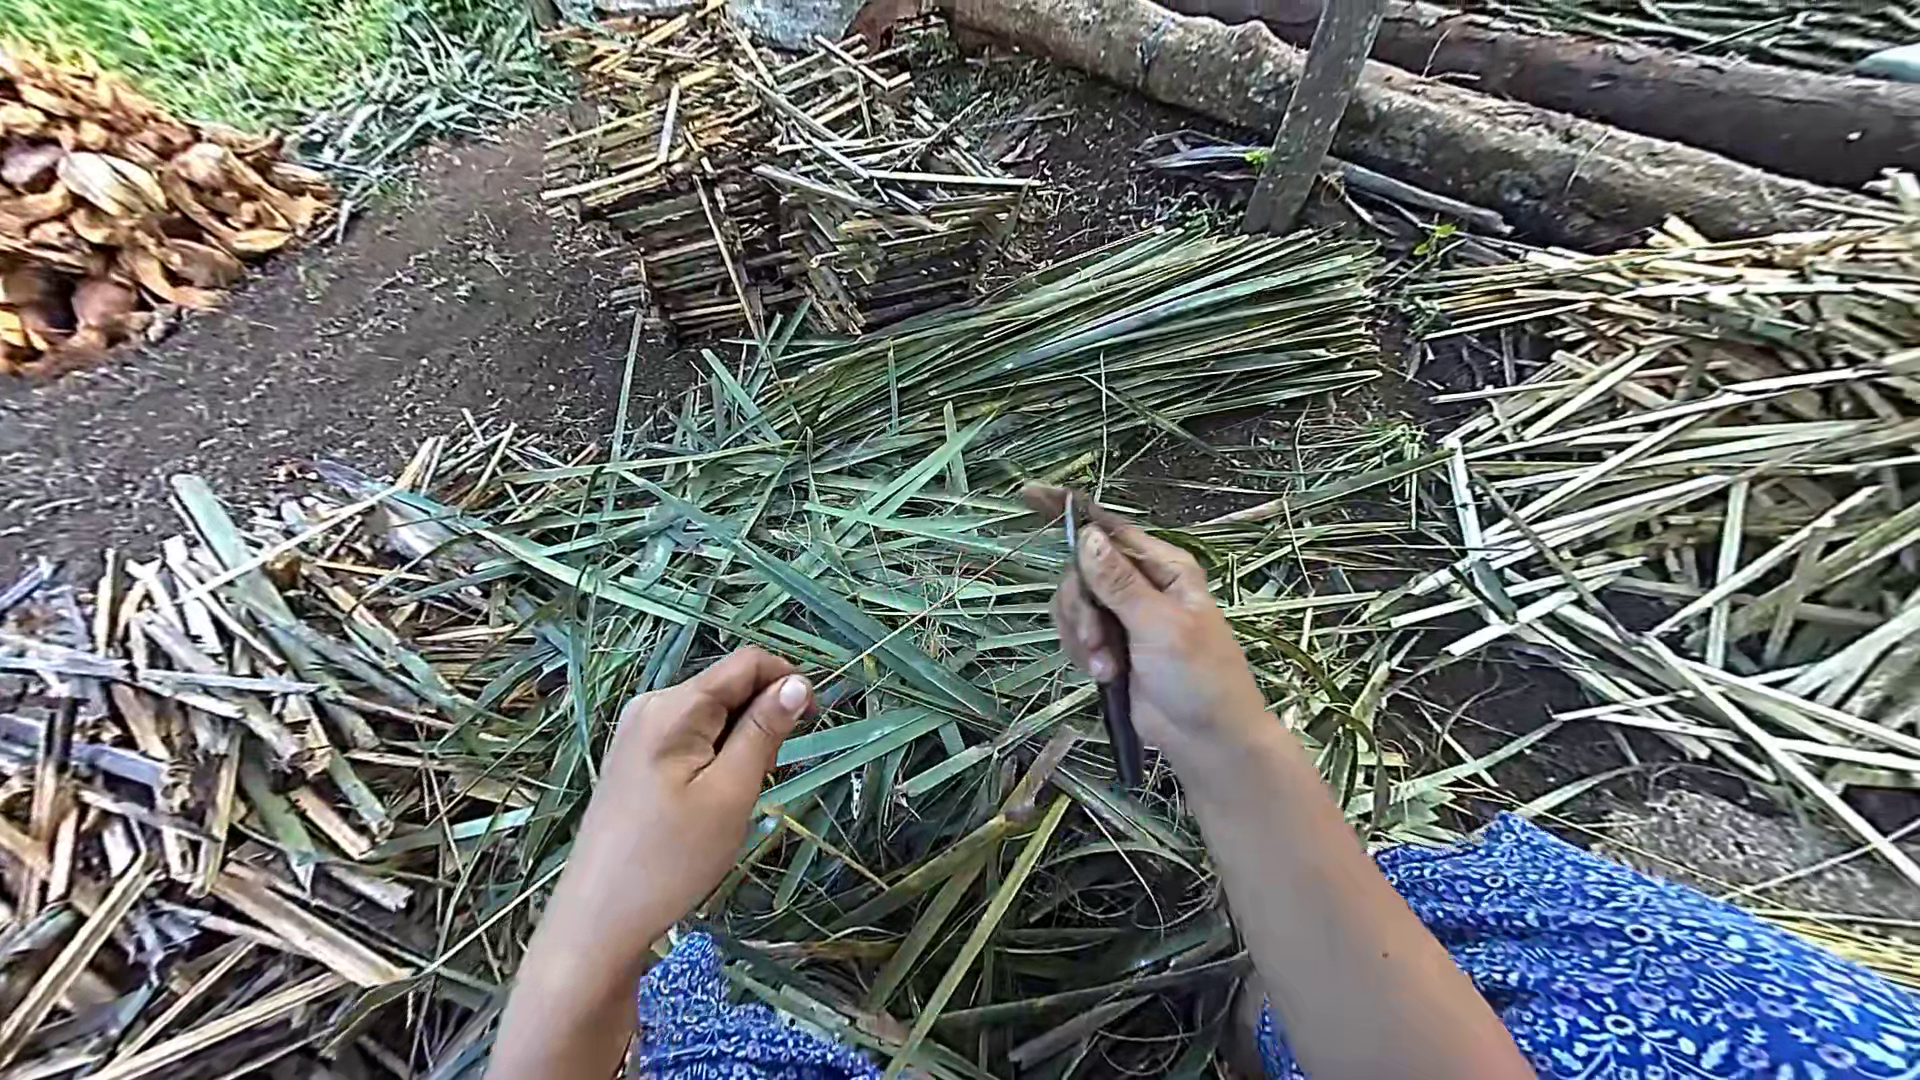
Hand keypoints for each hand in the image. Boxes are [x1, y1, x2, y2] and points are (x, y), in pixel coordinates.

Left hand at [546, 647, 812, 973]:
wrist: (597, 925)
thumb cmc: (672, 858)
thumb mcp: (732, 791)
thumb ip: (765, 729)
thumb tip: (798, 682)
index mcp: (674, 706)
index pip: (747, 663)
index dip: (786, 680)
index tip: (810, 720)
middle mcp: (653, 705)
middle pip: (731, 687)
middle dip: (761, 719)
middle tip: (762, 776)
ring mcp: (640, 729)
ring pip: (716, 712)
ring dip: (742, 740)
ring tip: (734, 794)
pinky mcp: (637, 753)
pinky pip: (694, 733)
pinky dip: (718, 753)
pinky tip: (712, 795)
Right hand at [1026, 486, 1272, 764]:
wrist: (1206, 740)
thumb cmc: (1199, 677)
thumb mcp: (1159, 625)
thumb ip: (1118, 582)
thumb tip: (1085, 535)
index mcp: (1162, 567)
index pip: (1108, 527)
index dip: (1069, 511)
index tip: (1030, 495)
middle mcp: (1138, 583)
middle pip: (1080, 571)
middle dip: (1081, 608)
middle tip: (1097, 641)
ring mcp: (1120, 614)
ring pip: (1072, 603)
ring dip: (1081, 636)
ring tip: (1106, 666)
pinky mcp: (1107, 642)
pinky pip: (1073, 632)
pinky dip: (1082, 652)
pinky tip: (1104, 674)